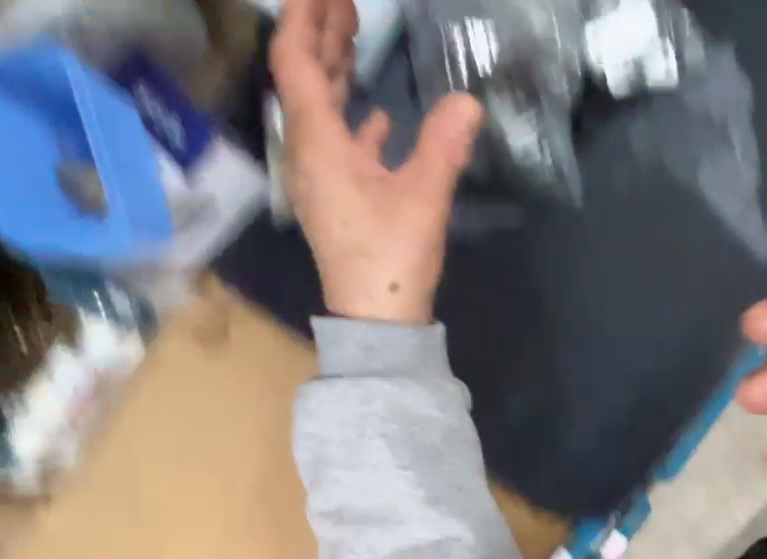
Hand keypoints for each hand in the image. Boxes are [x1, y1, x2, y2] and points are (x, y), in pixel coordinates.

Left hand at [270, 0, 483, 323]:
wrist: (377, 318)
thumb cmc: (392, 257)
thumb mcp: (424, 198)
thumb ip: (443, 146)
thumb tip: (469, 102)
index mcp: (318, 143)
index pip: (297, 62)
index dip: (305, 19)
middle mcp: (309, 153)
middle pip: (304, 80)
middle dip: (320, 35)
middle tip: (344, 2)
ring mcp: (321, 178)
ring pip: (319, 112)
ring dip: (334, 74)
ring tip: (354, 42)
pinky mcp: (337, 200)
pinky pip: (337, 144)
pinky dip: (352, 121)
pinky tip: (377, 119)